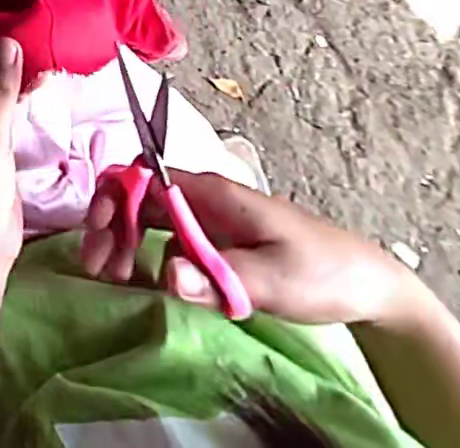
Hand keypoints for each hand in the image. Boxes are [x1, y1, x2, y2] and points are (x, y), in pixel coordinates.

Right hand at [78, 169, 424, 327]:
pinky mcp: (212, 241)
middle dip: (109, 223)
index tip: (97, 232)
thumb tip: (166, 276)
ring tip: (108, 276)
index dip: (114, 196)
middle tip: (95, 267)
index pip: (145, 177)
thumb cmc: (321, 271)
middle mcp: (202, 198)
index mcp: (211, 193)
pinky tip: (133, 278)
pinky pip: (164, 239)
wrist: (365, 282)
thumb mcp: (273, 281)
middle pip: (139, 196)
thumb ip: (219, 278)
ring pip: (147, 217)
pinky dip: (141, 253)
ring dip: (121, 240)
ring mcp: (206, 219)